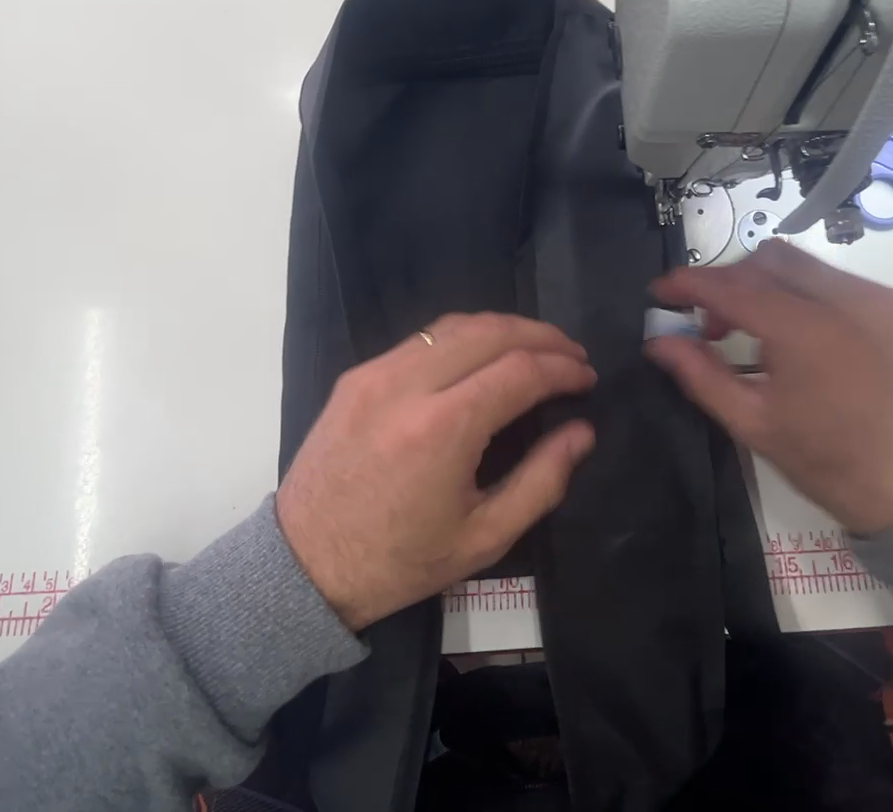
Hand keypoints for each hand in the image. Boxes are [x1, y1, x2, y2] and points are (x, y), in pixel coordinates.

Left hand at [276, 313, 597, 630]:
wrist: (304, 564)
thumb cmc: (400, 561)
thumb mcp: (484, 537)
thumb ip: (542, 480)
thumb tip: (581, 432)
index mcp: (442, 429)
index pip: (520, 371)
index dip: (563, 369)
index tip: (588, 378)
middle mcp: (407, 385)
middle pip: (490, 332)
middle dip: (541, 336)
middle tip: (572, 354)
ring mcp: (375, 374)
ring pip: (454, 326)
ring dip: (503, 328)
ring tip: (537, 347)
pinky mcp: (357, 376)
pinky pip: (422, 339)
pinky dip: (464, 338)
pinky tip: (483, 356)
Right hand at [645, 240, 892, 535]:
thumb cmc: (837, 466)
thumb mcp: (757, 426)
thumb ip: (702, 376)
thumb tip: (658, 342)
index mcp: (803, 331)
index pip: (731, 285)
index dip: (687, 282)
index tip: (660, 293)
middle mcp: (845, 298)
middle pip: (767, 259)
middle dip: (728, 280)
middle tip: (710, 324)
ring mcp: (880, 298)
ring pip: (805, 265)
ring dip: (766, 285)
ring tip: (756, 334)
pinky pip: (839, 283)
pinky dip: (805, 297)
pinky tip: (804, 341)